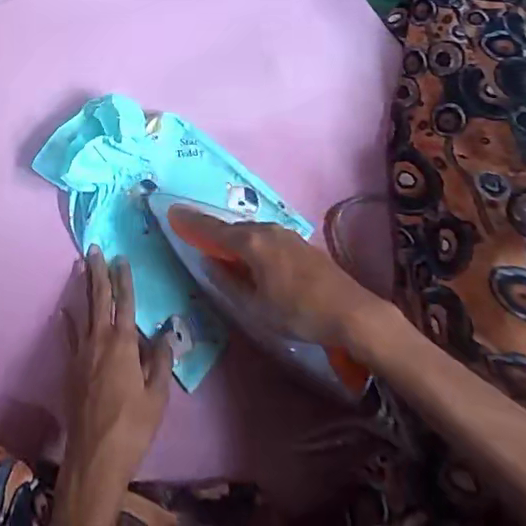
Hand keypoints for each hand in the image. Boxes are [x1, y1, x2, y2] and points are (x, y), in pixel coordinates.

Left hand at [54, 247, 170, 525]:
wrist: (95, 450)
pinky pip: (68, 335)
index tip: (120, 257)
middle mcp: (99, 339)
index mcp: (123, 343)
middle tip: (94, 248)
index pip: (124, 302)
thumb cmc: (133, 425)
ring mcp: (81, 350)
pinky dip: (66, 320)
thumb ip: (159, 361)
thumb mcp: (157, 396)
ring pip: (82, 310)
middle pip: (98, 298)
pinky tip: (63, 310)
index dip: (123, 279)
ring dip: (82, 287)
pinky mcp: (70, 364)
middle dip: (98, 271)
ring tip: (78, 265)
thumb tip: (164, 333)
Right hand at [169, 207, 390, 346]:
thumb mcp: (255, 306)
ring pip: (250, 233)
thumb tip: (209, 263)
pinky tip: (254, 259)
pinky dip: (252, 244)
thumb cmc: (299, 312)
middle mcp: (266, 230)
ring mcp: (286, 235)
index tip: (171, 212)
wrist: (355, 314)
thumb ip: (227, 282)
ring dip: (234, 239)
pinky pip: (266, 238)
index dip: (189, 222)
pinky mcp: (301, 245)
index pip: (211, 229)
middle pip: (231, 228)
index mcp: (250, 242)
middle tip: (194, 234)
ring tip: (223, 251)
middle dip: (211, 231)